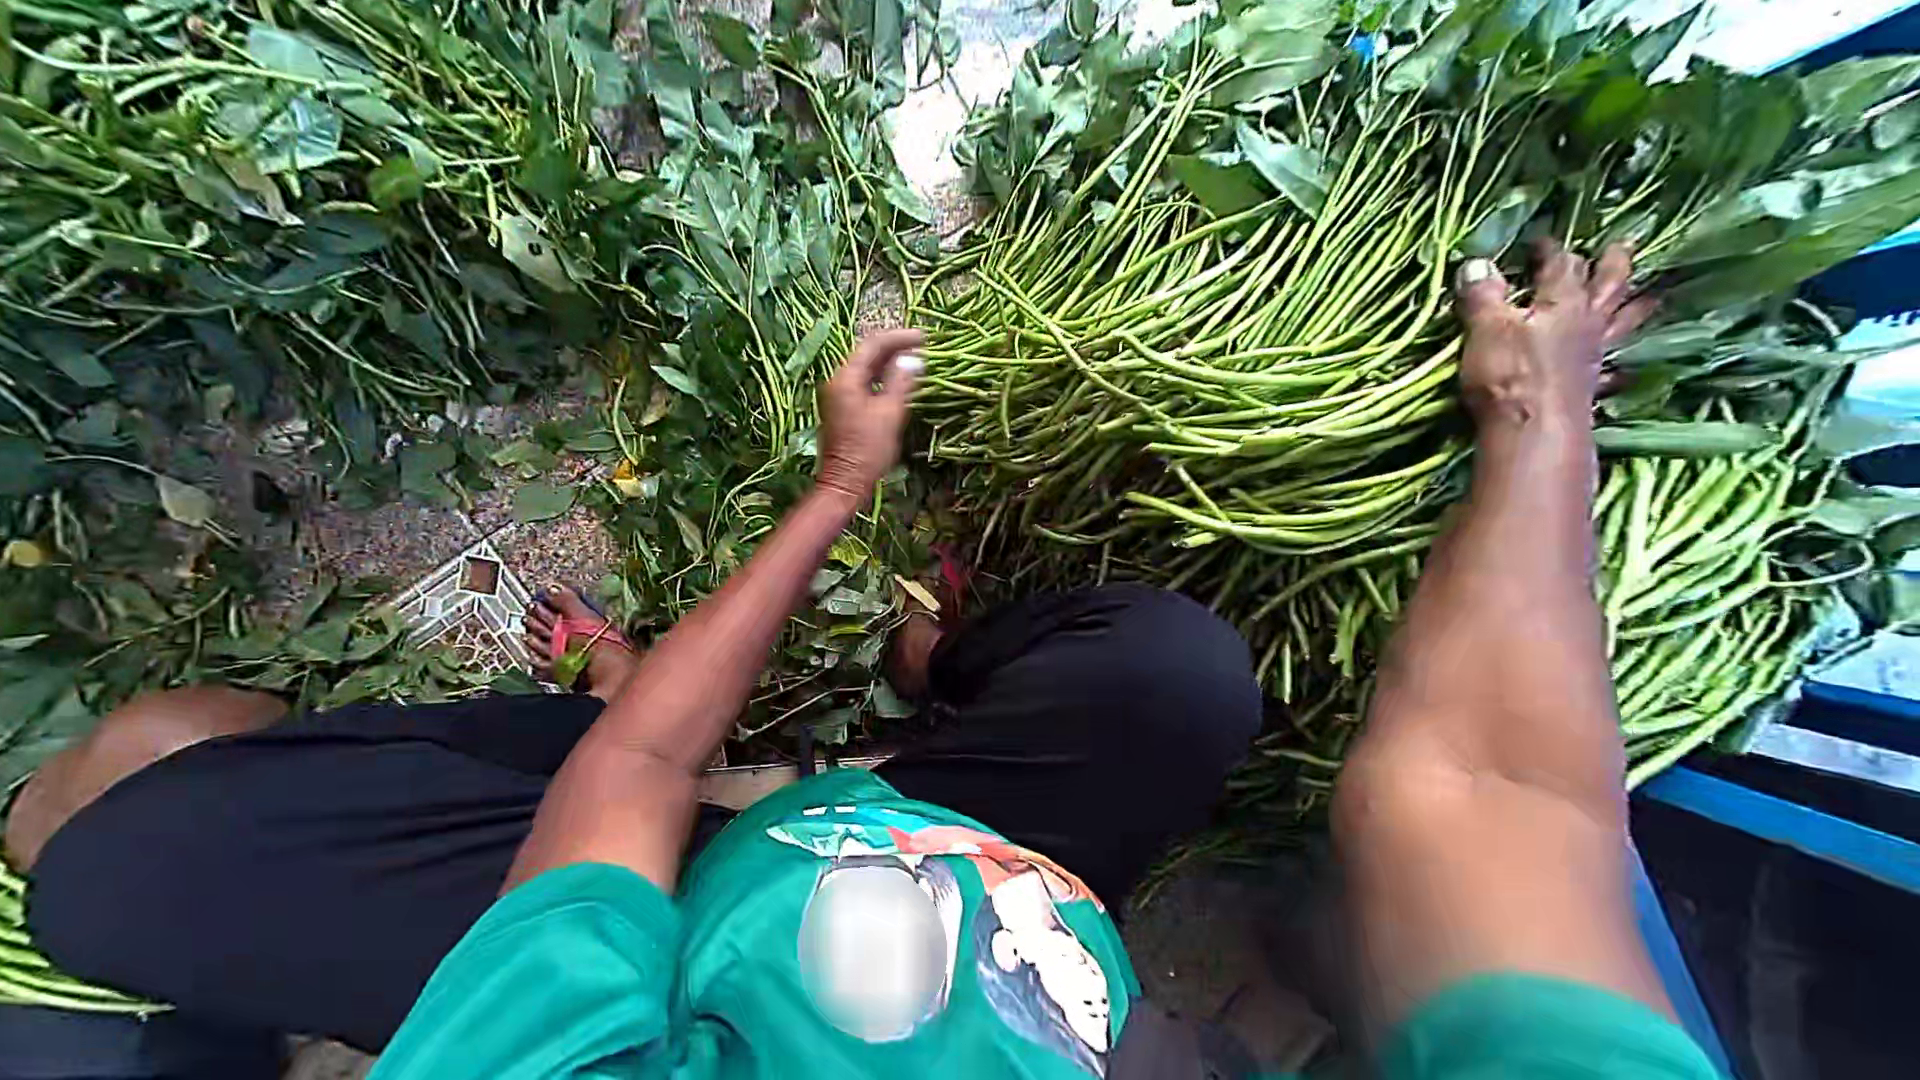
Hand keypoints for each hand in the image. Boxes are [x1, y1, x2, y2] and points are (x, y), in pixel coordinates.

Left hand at [816, 328, 923, 498]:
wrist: (845, 483)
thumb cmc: (868, 450)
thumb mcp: (889, 413)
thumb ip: (900, 382)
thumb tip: (913, 359)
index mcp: (846, 378)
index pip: (873, 345)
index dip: (899, 338)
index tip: (923, 338)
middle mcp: (838, 381)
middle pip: (868, 354)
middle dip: (895, 349)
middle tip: (922, 347)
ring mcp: (839, 396)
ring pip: (867, 370)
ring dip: (890, 364)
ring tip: (916, 362)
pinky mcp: (844, 409)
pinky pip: (865, 384)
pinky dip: (883, 380)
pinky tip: (900, 383)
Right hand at [1455, 238, 1656, 429]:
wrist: (1531, 429)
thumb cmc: (1508, 375)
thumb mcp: (1485, 330)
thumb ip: (1482, 297)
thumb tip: (1475, 263)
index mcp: (1563, 304)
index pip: (1560, 265)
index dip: (1550, 250)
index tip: (1539, 241)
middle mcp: (1588, 323)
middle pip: (1608, 284)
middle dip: (1611, 263)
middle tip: (1620, 246)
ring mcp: (1593, 355)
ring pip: (1623, 321)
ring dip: (1636, 305)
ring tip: (1651, 295)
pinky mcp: (1588, 386)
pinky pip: (1613, 368)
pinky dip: (1620, 364)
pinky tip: (1622, 368)